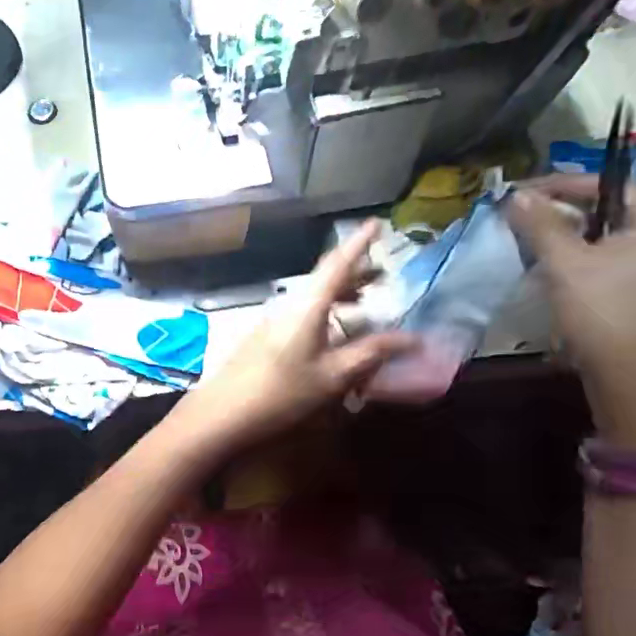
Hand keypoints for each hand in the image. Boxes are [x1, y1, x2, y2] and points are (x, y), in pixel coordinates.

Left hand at [167, 220, 415, 457]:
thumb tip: (413, 339)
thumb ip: (371, 354)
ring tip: (365, 304)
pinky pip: (303, 316)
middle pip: (325, 280)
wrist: (223, 413)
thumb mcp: (334, 376)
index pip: (338, 264)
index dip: (359, 243)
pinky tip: (335, 335)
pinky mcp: (266, 338)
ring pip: (313, 299)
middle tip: (384, 275)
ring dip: (340, 297)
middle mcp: (289, 305)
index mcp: (308, 305)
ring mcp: (274, 321)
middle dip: (356, 274)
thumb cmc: (282, 392)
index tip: (377, 222)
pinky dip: (326, 315)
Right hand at [505, 175, 635, 450]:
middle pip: (615, 209)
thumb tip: (516, 195)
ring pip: (617, 235)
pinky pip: (624, 258)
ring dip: (576, 237)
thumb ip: (541, 224)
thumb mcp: (565, 265)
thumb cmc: (605, 314)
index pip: (610, 185)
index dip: (560, 186)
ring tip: (538, 242)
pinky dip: (593, 257)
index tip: (520, 193)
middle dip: (567, 212)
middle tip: (525, 217)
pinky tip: (564, 269)